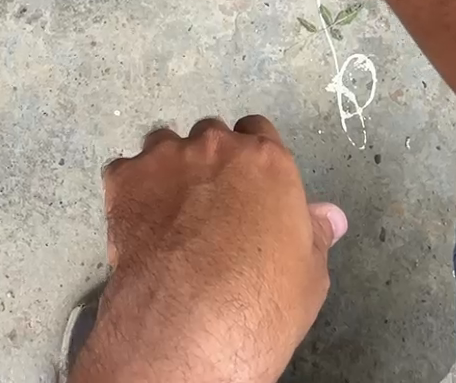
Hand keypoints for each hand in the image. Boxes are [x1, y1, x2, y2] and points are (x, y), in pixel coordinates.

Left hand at [72, 115, 346, 382]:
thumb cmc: (260, 304)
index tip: (248, 185)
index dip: (253, 158)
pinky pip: (125, 171)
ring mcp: (165, 156)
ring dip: (169, 168)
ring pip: (165, 144)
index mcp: (266, 160)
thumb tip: (330, 215)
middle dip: (210, 162)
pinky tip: (138, 224)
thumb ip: (314, 232)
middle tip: (210, 206)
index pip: (258, 132)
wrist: (187, 323)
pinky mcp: (125, 176)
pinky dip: (131, 190)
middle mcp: (216, 145)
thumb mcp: (309, 276)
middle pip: (211, 136)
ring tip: (170, 213)